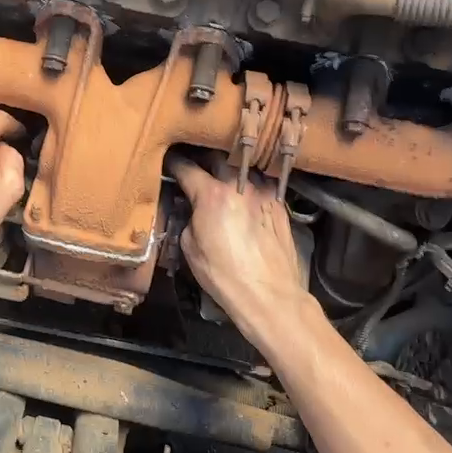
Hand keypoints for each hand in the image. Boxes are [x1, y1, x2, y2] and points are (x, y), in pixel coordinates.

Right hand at [167, 154, 312, 338]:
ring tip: (224, 180)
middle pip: (219, 157)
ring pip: (244, 167)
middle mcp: (240, 185)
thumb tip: (193, 210)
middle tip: (198, 169)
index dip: (175, 164)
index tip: (170, 163)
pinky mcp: (281, 205)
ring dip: (231, 171)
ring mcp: (264, 192)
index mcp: (212, 195)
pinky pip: (262, 184)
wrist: (269, 294)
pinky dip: (250, 186)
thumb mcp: (190, 249)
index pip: (187, 168)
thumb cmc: (224, 275)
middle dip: (205, 160)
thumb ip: (189, 220)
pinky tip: (246, 197)